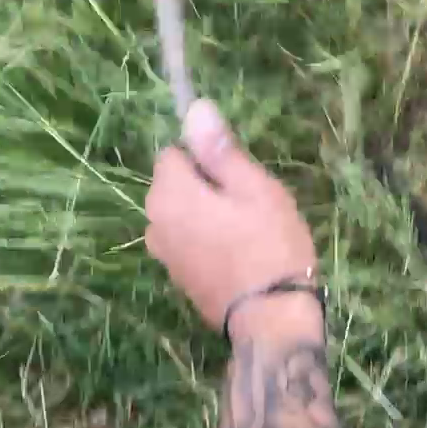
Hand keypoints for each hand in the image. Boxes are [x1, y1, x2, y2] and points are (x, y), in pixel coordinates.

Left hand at [144, 100, 318, 334]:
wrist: (272, 319)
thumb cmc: (271, 248)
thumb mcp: (256, 191)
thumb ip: (221, 151)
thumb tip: (194, 108)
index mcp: (169, 193)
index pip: (175, 154)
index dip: (210, 163)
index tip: (244, 183)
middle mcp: (154, 222)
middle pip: (177, 188)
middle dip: (208, 192)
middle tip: (254, 212)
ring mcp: (165, 256)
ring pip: (184, 219)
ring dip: (208, 221)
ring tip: (250, 240)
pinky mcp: (180, 281)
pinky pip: (191, 248)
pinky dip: (210, 248)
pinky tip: (241, 263)